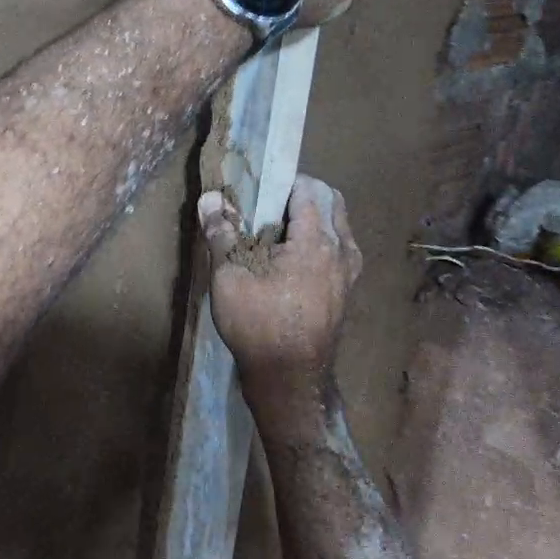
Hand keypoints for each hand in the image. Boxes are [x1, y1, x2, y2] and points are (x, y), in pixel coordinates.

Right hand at [200, 176, 362, 432]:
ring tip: (272, 230)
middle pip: (330, 201)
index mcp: (317, 242)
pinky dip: (317, 237)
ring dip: (310, 216)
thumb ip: (221, 233)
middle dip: (298, 193)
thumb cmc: (257, 324)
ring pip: (337, 223)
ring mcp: (349, 271)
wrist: (290, 378)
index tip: (254, 184)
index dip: (280, 179)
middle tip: (262, 204)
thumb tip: (210, 197)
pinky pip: (338, 245)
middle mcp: (342, 250)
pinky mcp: (346, 288)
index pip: (308, 189)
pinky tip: (287, 256)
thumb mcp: (229, 277)